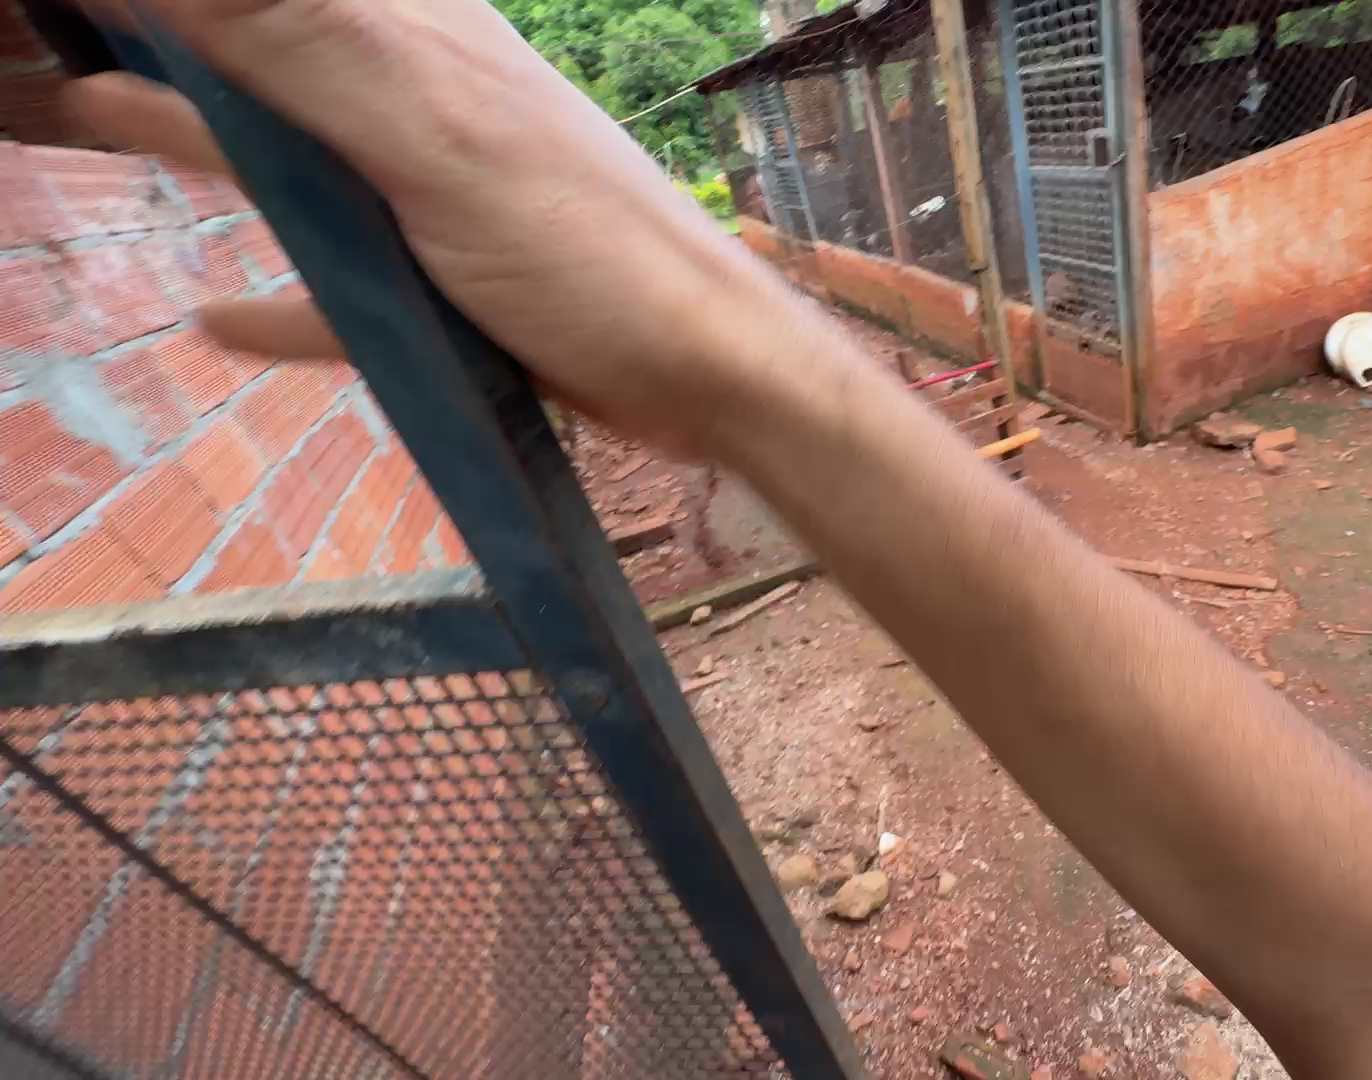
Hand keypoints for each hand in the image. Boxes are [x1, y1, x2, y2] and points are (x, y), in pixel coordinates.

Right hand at [66, 0, 839, 458]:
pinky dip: (293, 305)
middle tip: (39, 30)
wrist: (707, 374)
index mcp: (419, 40)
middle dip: (163, 40)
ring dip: (200, 141)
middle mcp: (426, 108)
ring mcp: (447, 209)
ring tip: (78, 111)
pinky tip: (218, 322)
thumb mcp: (436, 129)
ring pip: (297, 166)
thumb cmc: (593, 252)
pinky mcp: (467, 297)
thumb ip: (294, 28)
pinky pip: (353, 293)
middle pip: (263, 52)